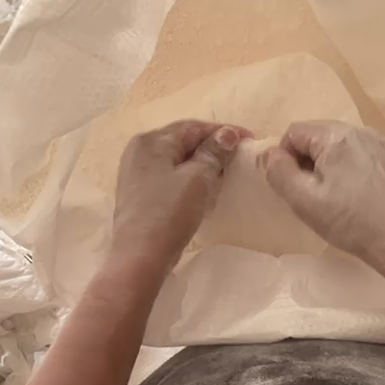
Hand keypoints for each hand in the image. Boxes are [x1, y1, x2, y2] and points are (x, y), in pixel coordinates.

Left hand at [109, 120, 245, 272]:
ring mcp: (136, 174)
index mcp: (152, 141)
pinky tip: (203, 191)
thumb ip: (213, 153)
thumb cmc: (169, 213)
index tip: (249, 140)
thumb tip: (228, 134)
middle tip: (238, 159)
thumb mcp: (198, 179)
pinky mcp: (138, 195)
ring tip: (224, 175)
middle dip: (212, 148)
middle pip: (183, 142)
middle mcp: (139, 151)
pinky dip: (188, 180)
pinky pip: (169, 179)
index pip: (193, 127)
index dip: (224, 132)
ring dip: (201, 166)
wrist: (139, 257)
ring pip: (176, 162)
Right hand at [261, 121, 384, 266]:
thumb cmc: (346, 221)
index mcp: (335, 135)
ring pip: (337, 145)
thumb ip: (278, 171)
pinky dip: (348, 167)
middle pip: (316, 136)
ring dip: (327, 164)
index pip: (294, 133)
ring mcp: (378, 141)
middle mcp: (358, 129)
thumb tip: (267, 153)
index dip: (285, 158)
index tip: (294, 186)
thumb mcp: (303, 200)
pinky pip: (357, 153)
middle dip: (307, 161)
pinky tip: (354, 193)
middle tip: (311, 193)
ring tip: (333, 195)